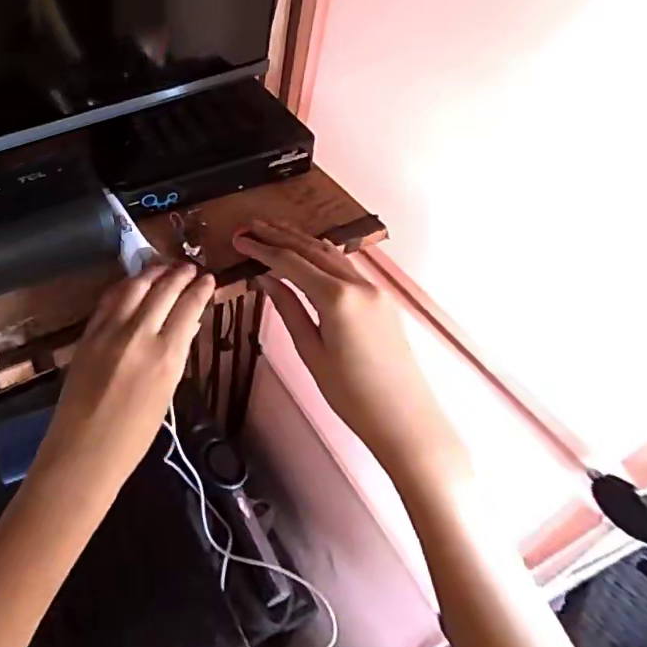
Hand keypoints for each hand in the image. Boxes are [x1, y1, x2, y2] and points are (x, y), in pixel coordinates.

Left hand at [31, 263, 213, 508]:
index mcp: (165, 356)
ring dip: (151, 273)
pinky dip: (124, 286)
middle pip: (162, 290)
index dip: (200, 290)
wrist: (84, 448)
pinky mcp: (88, 332)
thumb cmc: (134, 436)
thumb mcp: (166, 393)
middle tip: (189, 267)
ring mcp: (109, 330)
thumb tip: (186, 324)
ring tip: (164, 267)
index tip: (208, 279)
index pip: (188, 308)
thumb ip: (175, 355)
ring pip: (134, 287)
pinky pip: (109, 299)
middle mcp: (138, 334)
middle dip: (178, 275)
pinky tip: (132, 283)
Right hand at [233, 221, 468, 486]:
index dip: (261, 248)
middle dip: (279, 235)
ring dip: (300, 239)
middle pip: (311, 249)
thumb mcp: (310, 351)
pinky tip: (307, 251)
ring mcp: (374, 290)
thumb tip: (265, 279)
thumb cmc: (353, 395)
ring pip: (330, 253)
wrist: (407, 421)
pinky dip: (321, 253)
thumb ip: (288, 308)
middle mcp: (358, 286)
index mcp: (336, 298)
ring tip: (274, 229)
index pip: (289, 261)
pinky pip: (345, 265)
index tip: (239, 239)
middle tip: (252, 225)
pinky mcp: (381, 300)